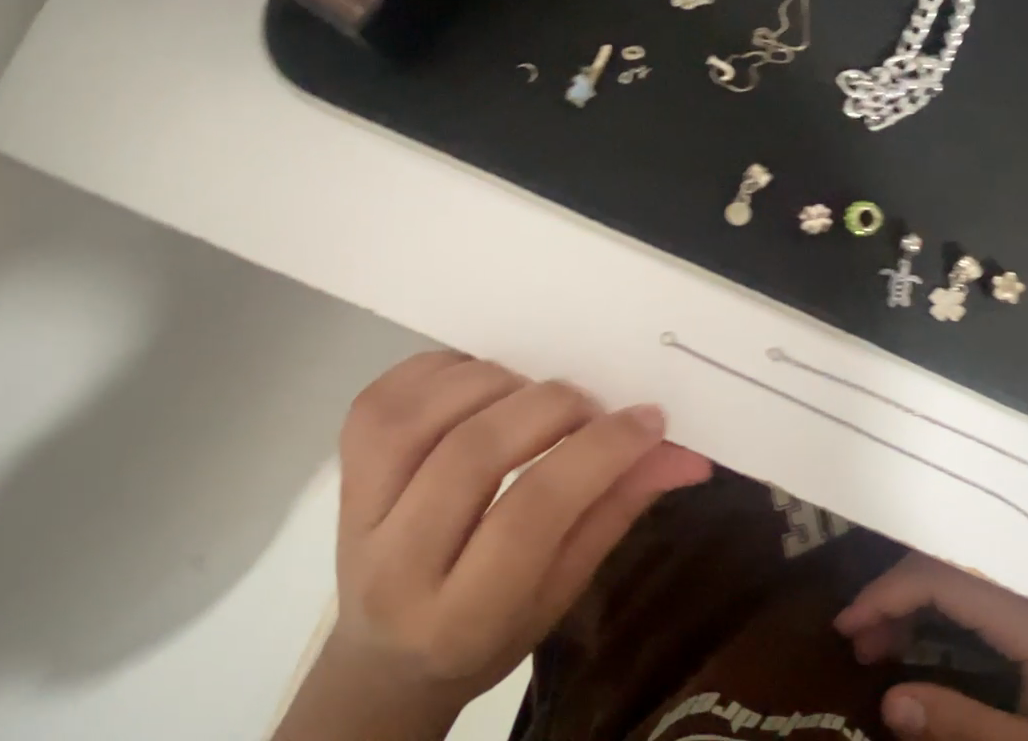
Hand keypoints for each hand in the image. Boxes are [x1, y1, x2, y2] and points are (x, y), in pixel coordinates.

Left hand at [277, 352, 711, 740]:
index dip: (597, 453)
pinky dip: (445, 370)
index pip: (531, 515)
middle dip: (551, 409)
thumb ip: (617, 511)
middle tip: (591, 405)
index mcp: (461, 616)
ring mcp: (358, 510)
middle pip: (474, 454)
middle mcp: (396, 563)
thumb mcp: (563, 590)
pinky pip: (389, 395)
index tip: (648, 419)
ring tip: (536, 396)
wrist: (385, 656)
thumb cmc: (487, 634)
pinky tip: (484, 382)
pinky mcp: (343, 466)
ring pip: (424, 415)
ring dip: (498, 383)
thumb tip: (684, 452)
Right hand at [835, 554, 1027, 740]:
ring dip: (924, 602)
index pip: (941, 576)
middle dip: (897, 596)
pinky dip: (956, 609)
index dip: (885, 594)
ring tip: (889, 646)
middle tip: (862, 644)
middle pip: (952, 564)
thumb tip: (888, 700)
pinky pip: (995, 591)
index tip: (847, 626)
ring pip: (972, 574)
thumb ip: (963, 725)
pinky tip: (942, 640)